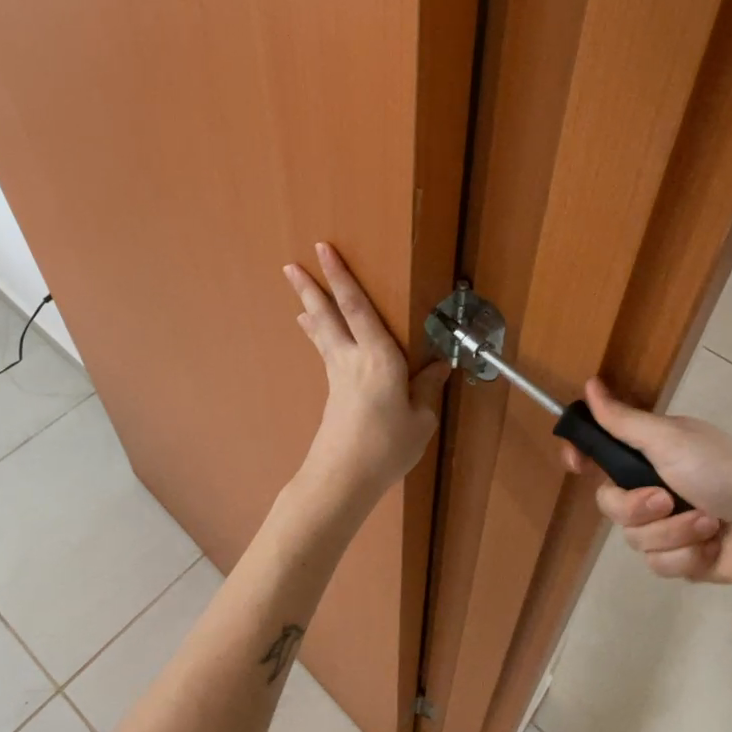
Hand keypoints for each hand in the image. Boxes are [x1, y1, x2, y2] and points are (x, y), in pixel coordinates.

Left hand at [283, 243, 450, 505]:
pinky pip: (326, 351)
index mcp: (379, 358)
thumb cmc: (386, 448)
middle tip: (291, 265)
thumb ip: (427, 388)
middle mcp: (353, 359)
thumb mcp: (421, 419)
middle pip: (328, 315)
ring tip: (298, 291)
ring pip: (323, 332)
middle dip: (311, 288)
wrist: (343, 480)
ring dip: (311, 308)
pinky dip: (318, 334)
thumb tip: (440, 363)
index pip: (358, 308)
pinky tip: (315, 333)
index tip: (325, 251)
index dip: (342, 277)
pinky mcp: (333, 392)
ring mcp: (338, 375)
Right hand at [560, 378, 731, 585]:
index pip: (597, 453)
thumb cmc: (723, 471)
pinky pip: (658, 564)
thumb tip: (589, 384)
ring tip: (708, 524)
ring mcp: (665, 525)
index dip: (581, 458)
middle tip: (667, 499)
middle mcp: (651, 486)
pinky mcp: (680, 558)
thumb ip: (624, 421)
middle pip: (610, 504)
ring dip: (673, 533)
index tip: (576, 465)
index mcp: (648, 453)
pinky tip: (711, 546)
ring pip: (634, 539)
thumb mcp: (670, 440)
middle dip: (638, 507)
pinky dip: (687, 555)